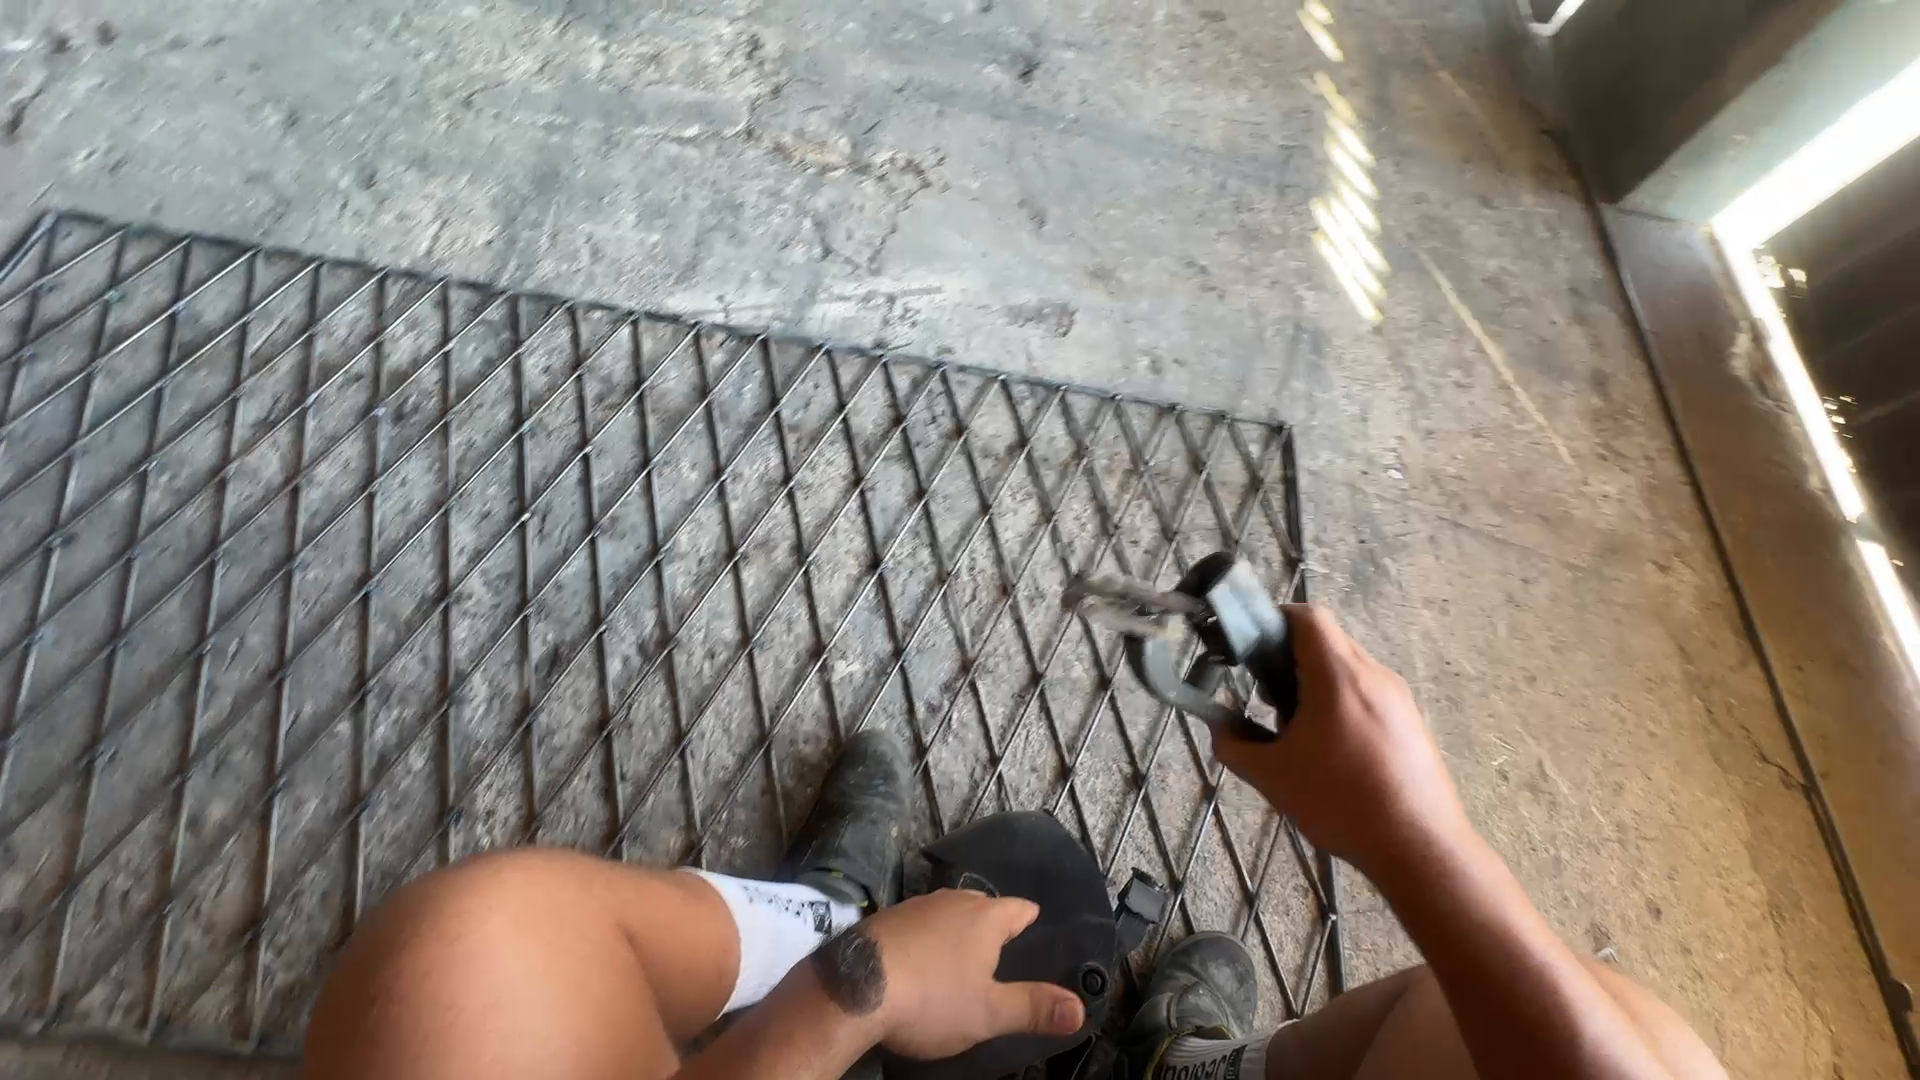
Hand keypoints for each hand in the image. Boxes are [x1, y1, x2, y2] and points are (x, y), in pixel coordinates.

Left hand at [822, 889, 1085, 1059]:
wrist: (857, 986)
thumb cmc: (932, 998)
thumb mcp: (988, 1012)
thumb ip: (1033, 1007)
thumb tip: (1081, 1007)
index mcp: (984, 918)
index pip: (1018, 908)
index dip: (1029, 916)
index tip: (1035, 920)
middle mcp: (953, 901)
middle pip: (983, 904)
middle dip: (994, 918)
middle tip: (1003, 939)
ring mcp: (917, 905)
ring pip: (949, 909)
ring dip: (959, 924)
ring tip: (964, 944)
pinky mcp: (888, 918)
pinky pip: (920, 920)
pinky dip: (929, 932)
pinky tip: (922, 951)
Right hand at [1212, 605, 1472, 878]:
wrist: (1421, 849)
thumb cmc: (1340, 802)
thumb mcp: (1271, 775)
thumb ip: (1233, 744)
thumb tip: (1219, 727)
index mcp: (1338, 676)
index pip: (1308, 617)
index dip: (1274, 619)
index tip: (1249, 648)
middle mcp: (1373, 675)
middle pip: (1326, 640)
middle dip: (1288, 659)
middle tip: (1265, 698)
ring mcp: (1398, 699)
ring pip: (1346, 667)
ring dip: (1314, 682)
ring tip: (1295, 728)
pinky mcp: (1411, 723)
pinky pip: (1367, 692)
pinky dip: (1339, 702)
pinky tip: (1329, 749)